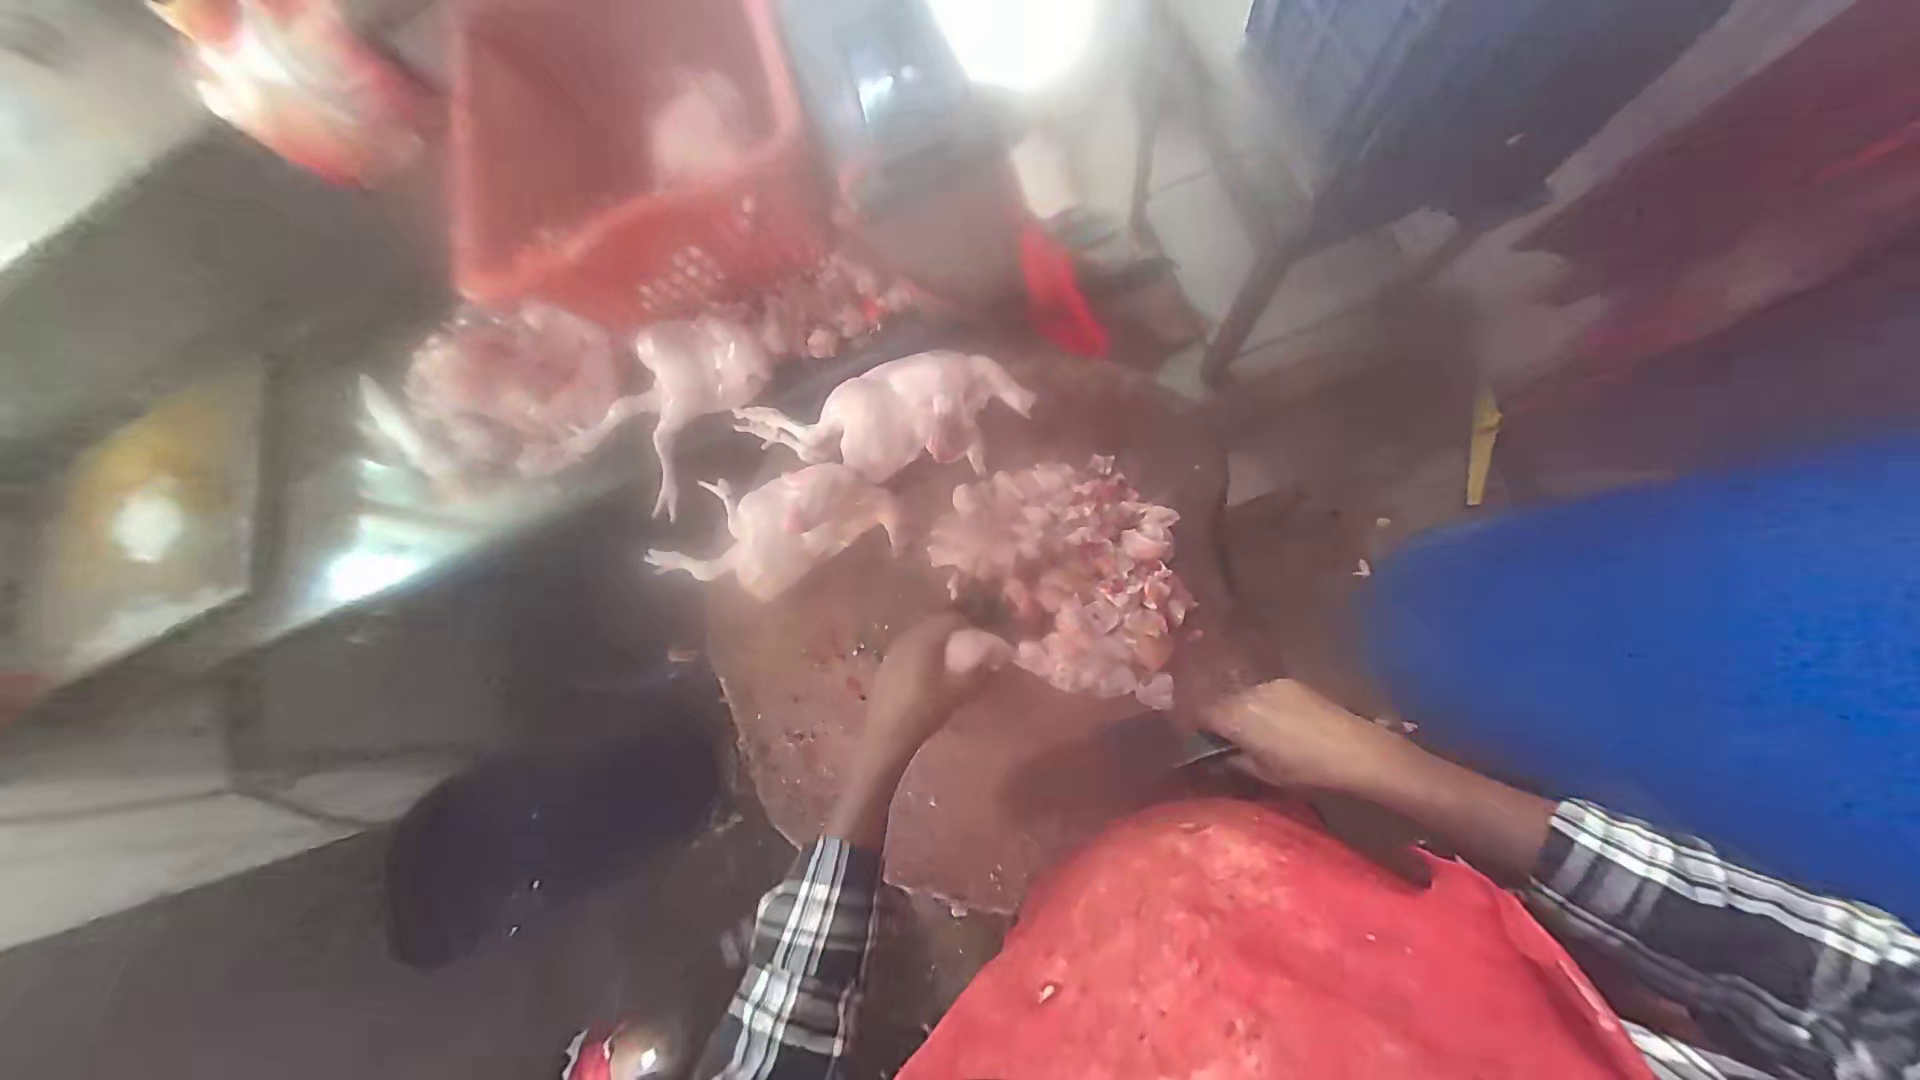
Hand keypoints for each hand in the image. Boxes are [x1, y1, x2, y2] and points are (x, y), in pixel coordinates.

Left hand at [859, 613, 995, 769]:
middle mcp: (907, 637)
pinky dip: (925, 653)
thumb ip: (979, 668)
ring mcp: (894, 650)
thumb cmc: (925, 710)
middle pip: (935, 625)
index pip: (952, 618)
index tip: (985, 634)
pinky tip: (931, 672)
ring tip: (954, 659)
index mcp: (925, 638)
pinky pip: (911, 649)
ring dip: (939, 643)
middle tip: (972, 645)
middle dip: (956, 632)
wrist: (886, 735)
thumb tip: (997, 651)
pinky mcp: (886, 665)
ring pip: (922, 636)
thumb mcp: (958, 690)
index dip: (971, 623)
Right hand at [1202, 678, 1405, 793]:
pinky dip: (1256, 705)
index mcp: (1232, 713)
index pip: (1196, 712)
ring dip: (1236, 709)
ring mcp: (1267, 683)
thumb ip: (1230, 761)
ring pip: (1238, 694)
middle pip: (1215, 699)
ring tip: (1248, 731)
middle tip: (1220, 738)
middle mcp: (1244, 691)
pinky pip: (1259, 692)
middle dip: (1213, 716)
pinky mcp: (1288, 683)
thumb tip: (1211, 757)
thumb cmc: (1305, 768)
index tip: (1196, 741)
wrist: (1357, 750)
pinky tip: (1272, 723)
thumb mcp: (1262, 773)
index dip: (1191, 726)